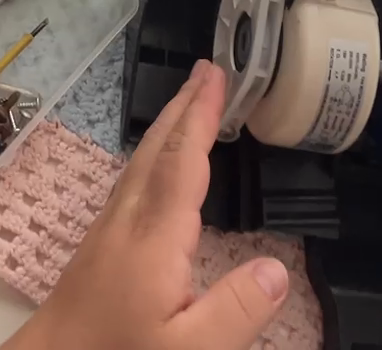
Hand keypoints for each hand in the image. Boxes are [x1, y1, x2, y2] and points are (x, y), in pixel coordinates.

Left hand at [4, 59, 288, 349]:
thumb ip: (236, 311)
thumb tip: (278, 267)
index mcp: (156, 234)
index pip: (185, 160)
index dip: (203, 115)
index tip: (218, 77)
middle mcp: (131, 216)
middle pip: (160, 146)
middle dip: (186, 104)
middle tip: (208, 70)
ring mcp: (112, 225)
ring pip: (144, 158)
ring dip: (170, 123)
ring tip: (192, 100)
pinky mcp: (103, 239)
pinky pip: (136, 175)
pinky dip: (157, 150)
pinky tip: (161, 160)